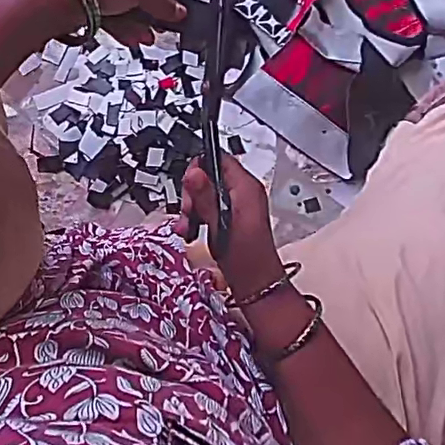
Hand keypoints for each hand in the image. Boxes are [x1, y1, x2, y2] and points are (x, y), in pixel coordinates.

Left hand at [65, 0, 185, 44]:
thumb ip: (165, 3)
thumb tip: (177, 12)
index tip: (175, 8)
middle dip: (151, 11)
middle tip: (161, 25)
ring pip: (122, 5)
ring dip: (137, 23)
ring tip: (146, 36)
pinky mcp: (83, 1)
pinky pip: (108, 14)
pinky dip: (120, 26)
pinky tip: (130, 37)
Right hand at [174, 154, 285, 302]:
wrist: (256, 285)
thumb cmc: (246, 260)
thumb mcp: (219, 225)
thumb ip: (205, 197)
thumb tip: (194, 173)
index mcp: (246, 189)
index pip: (218, 158)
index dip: (199, 169)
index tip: (189, 188)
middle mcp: (244, 192)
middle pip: (208, 175)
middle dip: (192, 193)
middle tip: (189, 212)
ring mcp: (238, 204)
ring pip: (205, 191)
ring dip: (192, 207)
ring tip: (189, 225)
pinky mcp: (232, 215)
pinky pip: (210, 205)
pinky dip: (198, 215)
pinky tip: (194, 229)